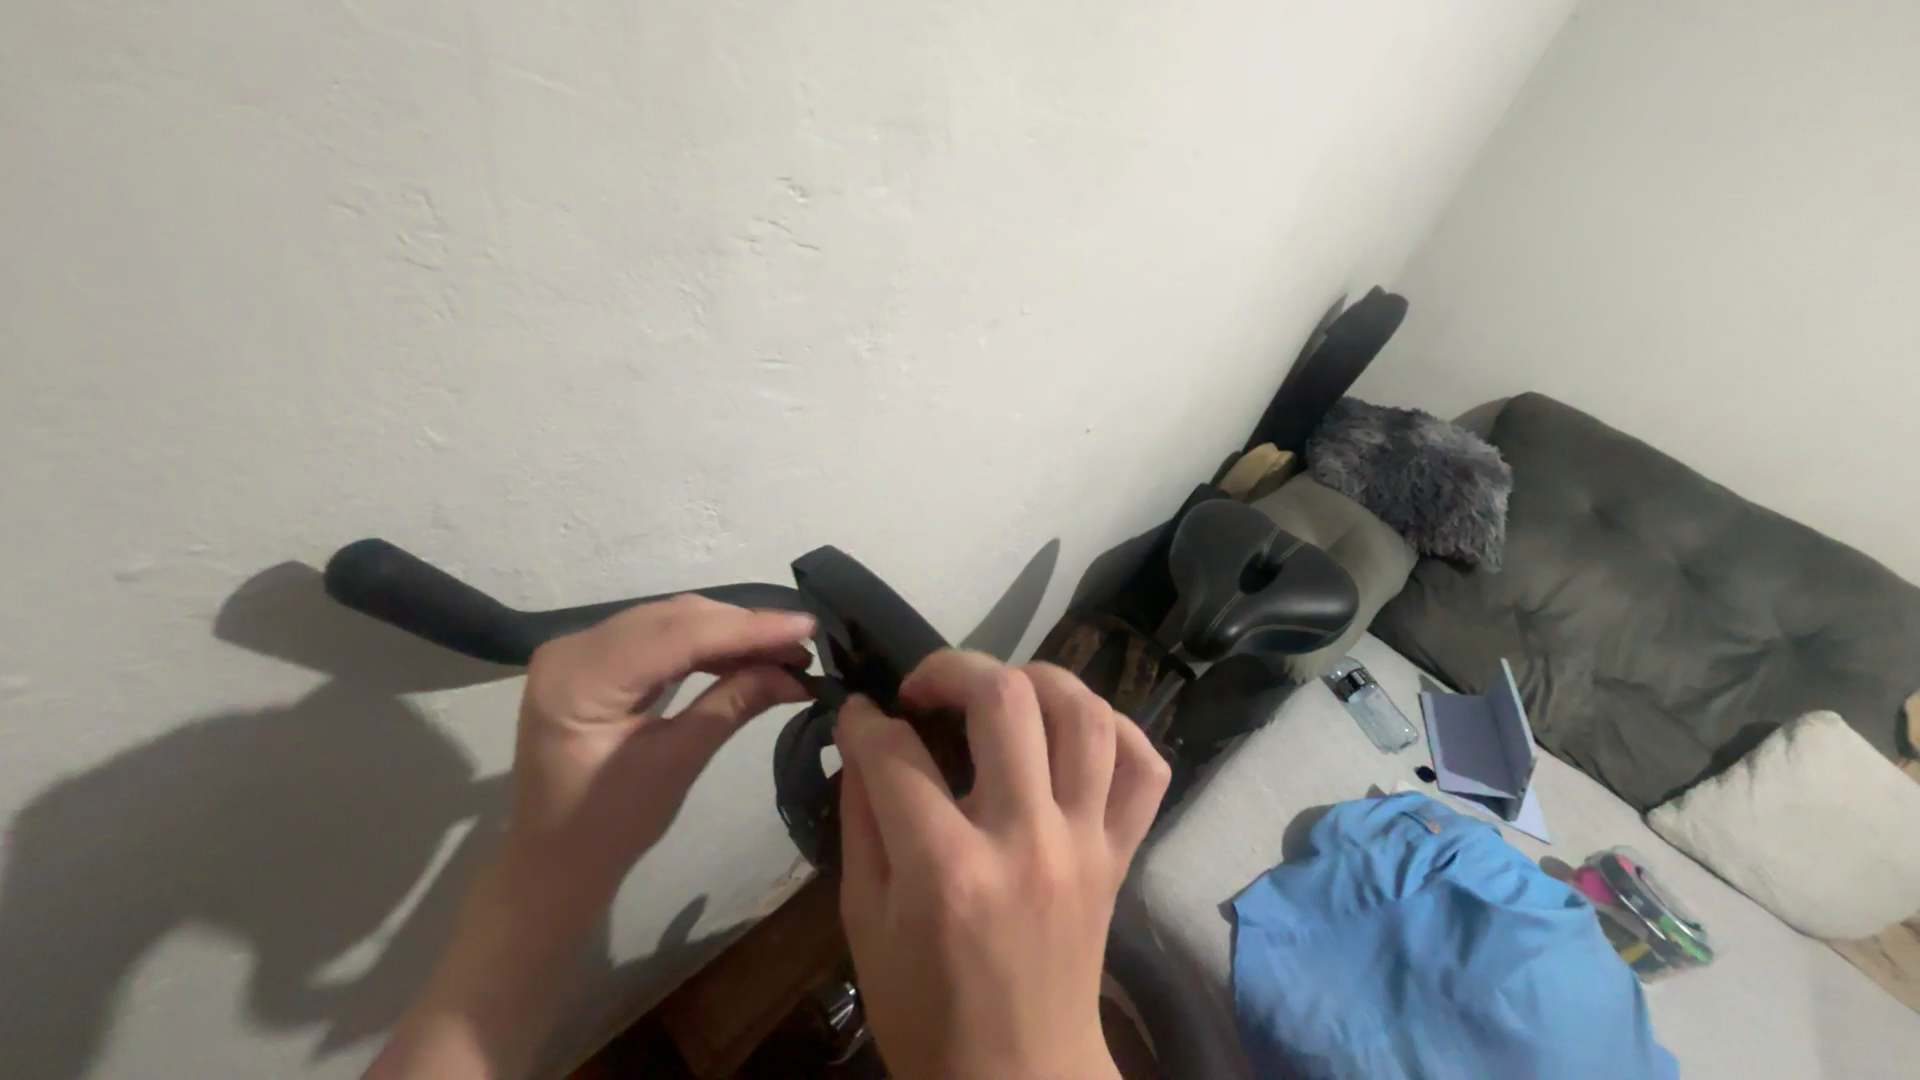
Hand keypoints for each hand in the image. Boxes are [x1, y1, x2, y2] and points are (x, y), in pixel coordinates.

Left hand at [506, 594, 816, 900]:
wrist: (552, 860)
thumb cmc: (610, 826)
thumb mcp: (677, 763)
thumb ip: (733, 704)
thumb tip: (797, 674)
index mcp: (579, 679)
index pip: (677, 635)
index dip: (747, 628)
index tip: (805, 627)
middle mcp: (572, 648)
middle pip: (674, 618)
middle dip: (743, 627)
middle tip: (802, 643)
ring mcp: (578, 649)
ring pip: (670, 619)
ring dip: (728, 631)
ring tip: (783, 649)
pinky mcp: (592, 657)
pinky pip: (657, 634)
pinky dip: (704, 641)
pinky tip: (742, 652)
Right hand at [834, 651, 1171, 1079]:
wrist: (1020, 1078)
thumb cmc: (925, 1009)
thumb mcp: (863, 920)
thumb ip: (860, 816)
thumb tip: (864, 735)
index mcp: (947, 869)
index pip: (898, 754)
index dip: (865, 721)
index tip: (859, 716)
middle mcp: (1027, 840)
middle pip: (1004, 700)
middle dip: (950, 667)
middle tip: (923, 687)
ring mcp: (1086, 843)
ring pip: (1084, 714)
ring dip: (1035, 678)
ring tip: (998, 691)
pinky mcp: (1121, 855)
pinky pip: (1143, 766)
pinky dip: (1113, 727)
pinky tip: (1069, 730)